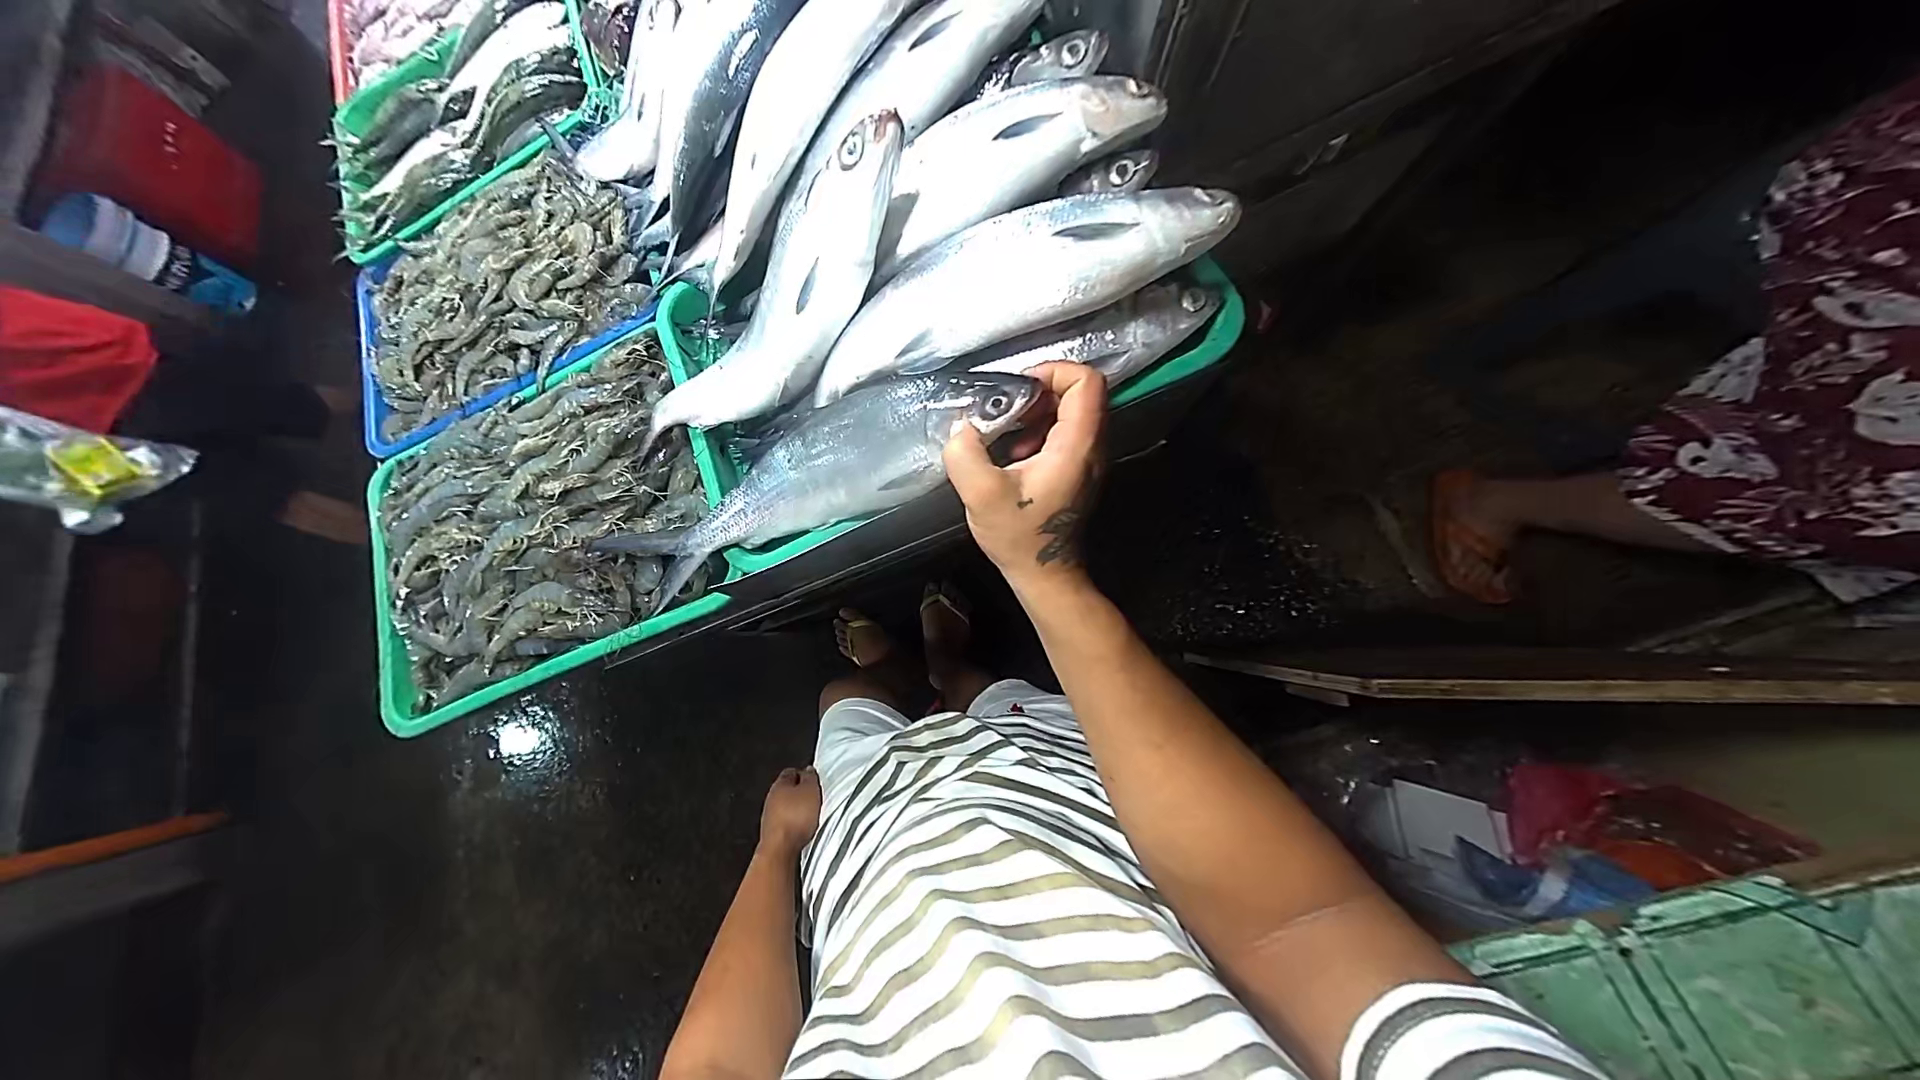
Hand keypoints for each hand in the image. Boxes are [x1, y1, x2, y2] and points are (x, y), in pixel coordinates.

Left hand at [758, 767, 820, 856]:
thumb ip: (810, 778)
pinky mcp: (772, 832)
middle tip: (814, 795)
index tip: (812, 777)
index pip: (791, 772)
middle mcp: (771, 798)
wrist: (780, 849)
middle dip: (799, 792)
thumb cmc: (795, 818)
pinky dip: (793, 822)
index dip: (803, 773)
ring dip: (796, 808)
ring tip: (810, 813)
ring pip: (785, 806)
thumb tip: (809, 770)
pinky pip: (785, 822)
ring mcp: (769, 816)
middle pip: (787, 789)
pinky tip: (802, 827)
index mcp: (779, 784)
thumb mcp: (810, 790)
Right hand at [944, 362, 1105, 589]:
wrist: (1045, 574)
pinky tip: (1014, 453)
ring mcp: (1088, 460)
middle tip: (1009, 408)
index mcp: (1076, 446)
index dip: (1054, 371)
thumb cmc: (1020, 537)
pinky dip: (1041, 430)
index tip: (1020, 388)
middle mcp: (1091, 448)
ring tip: (1009, 431)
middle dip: (1042, 390)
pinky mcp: (1078, 471)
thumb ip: (965, 453)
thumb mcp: (981, 494)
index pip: (1087, 382)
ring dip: (1039, 411)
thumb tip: (962, 427)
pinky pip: (1067, 433)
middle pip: (1082, 392)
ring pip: (1074, 412)